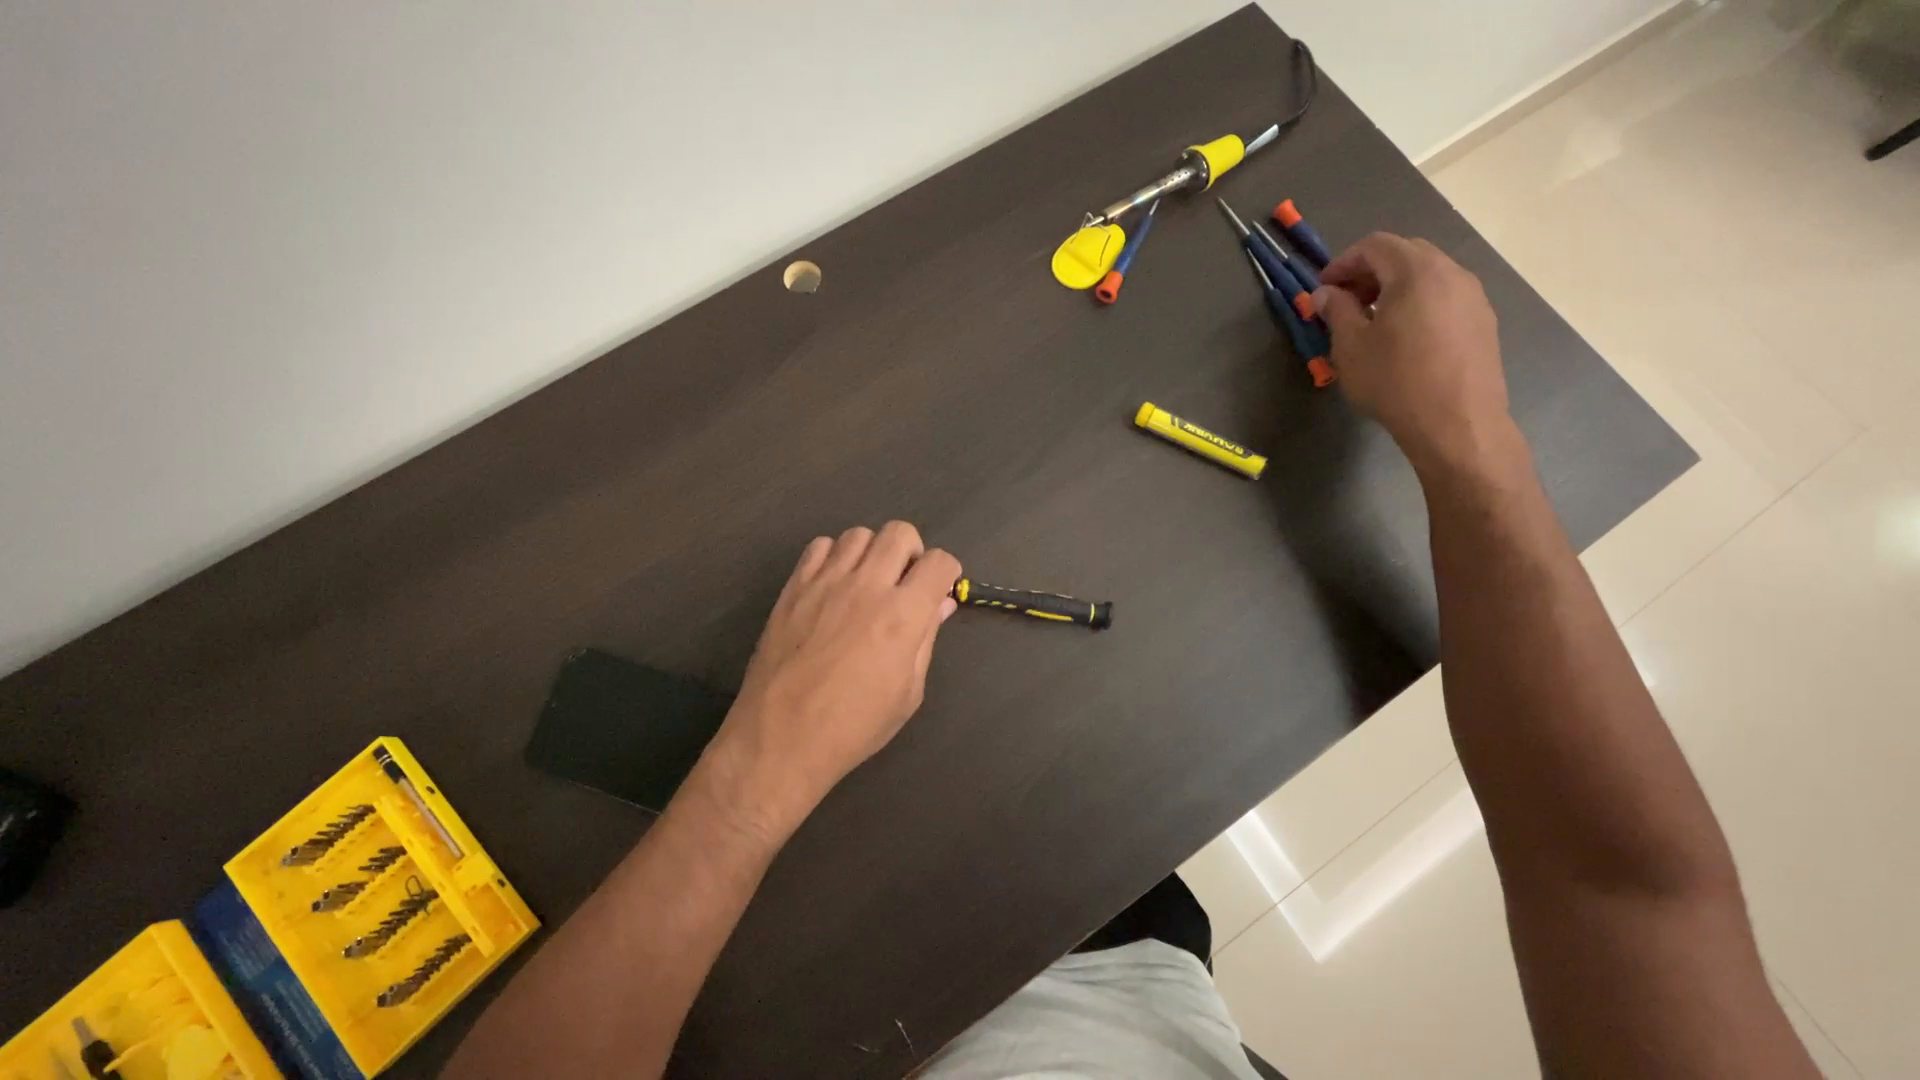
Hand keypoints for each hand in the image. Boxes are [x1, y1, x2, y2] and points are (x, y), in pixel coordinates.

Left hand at [704, 522, 959, 835]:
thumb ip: (925, 639)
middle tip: (904, 582)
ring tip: (866, 582)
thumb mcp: (907, 692)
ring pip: (858, 534)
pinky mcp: (794, 587)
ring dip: (872, 552)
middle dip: (912, 552)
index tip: (939, 590)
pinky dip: (834, 557)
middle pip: (899, 533)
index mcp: (903, 614)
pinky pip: (819, 546)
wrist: (782, 736)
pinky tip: (833, 586)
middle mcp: (866, 586)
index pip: (939, 562)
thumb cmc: (855, 726)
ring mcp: (825, 582)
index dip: (947, 573)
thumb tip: (940, 604)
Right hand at [1312, 233, 1520, 479]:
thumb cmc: (1395, 382)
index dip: (1343, 262)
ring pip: (1428, 274)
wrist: (1457, 423)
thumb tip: (1326, 293)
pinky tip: (1405, 336)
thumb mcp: (1350, 347)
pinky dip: (1419, 302)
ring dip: (1396, 286)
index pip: (1375, 245)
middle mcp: (1451, 272)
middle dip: (1371, 270)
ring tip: (1374, 320)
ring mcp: (1473, 296)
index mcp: (1415, 271)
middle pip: (1405, 253)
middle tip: (1346, 300)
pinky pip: (1445, 296)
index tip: (1323, 289)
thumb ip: (1336, 311)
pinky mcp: (1483, 321)